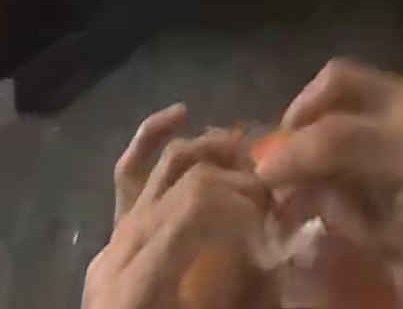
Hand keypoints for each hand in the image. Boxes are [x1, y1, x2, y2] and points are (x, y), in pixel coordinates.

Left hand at [87, 105, 268, 308]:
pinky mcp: (114, 235)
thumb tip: (291, 239)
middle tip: (272, 197)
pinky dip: (152, 136)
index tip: (274, 221)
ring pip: (161, 165)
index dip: (241, 200)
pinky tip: (182, 112)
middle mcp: (117, 250)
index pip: (192, 204)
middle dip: (236, 179)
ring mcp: (111, 238)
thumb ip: (254, 290)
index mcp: (136, 285)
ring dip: (208, 151)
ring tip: (247, 156)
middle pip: (183, 180)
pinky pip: (128, 174)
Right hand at [251, 60, 402, 308]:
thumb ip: (347, 223)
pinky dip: (349, 119)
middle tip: (284, 157)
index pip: (328, 134)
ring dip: (324, 115)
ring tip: (310, 164)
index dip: (286, 156)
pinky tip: (346, 165)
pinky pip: (376, 99)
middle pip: (339, 80)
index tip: (259, 180)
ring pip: (356, 84)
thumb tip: (300, 197)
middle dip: (303, 113)